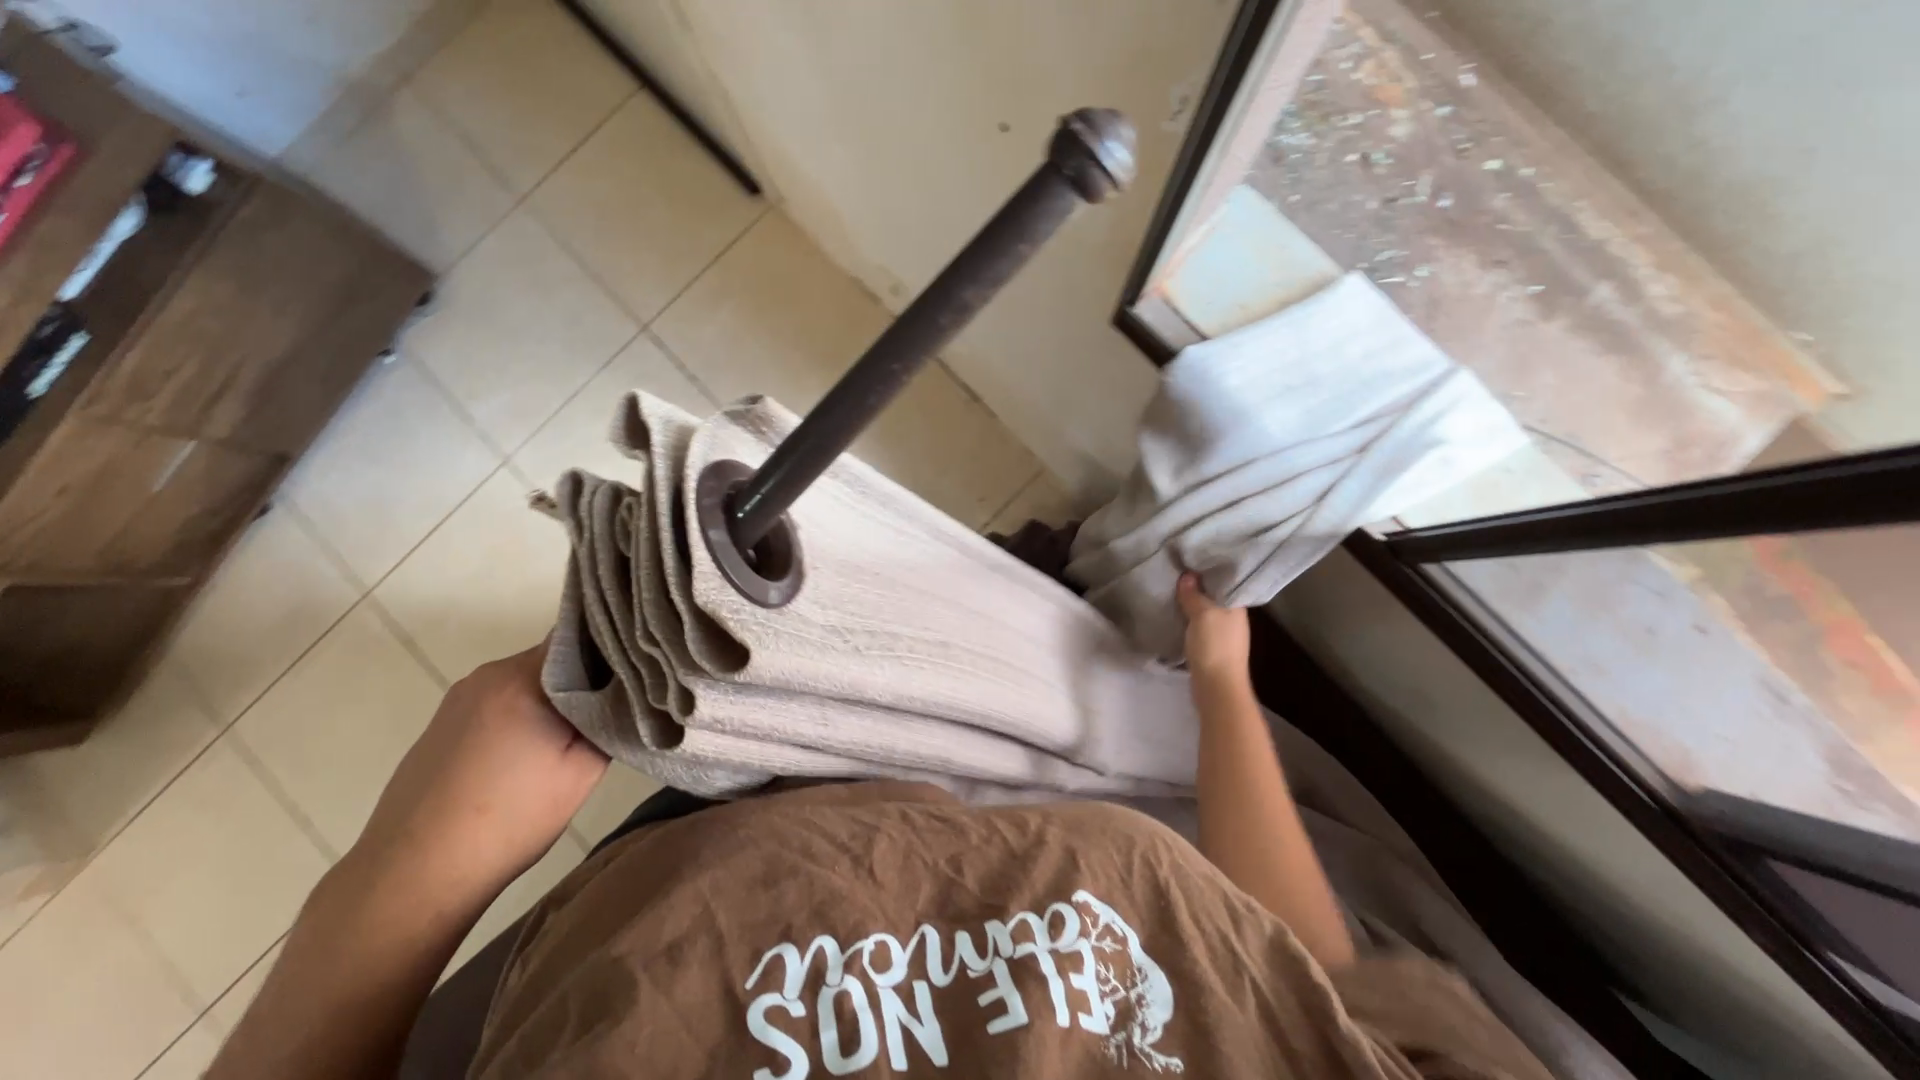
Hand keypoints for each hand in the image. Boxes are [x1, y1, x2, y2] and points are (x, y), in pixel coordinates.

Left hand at [345, 643, 607, 905]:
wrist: (416, 872)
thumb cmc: (511, 820)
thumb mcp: (582, 771)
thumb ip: (609, 718)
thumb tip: (623, 690)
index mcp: (522, 678)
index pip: (581, 635)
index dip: (613, 649)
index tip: (636, 673)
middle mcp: (487, 674)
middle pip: (553, 657)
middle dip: (585, 678)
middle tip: (611, 713)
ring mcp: (460, 697)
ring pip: (526, 681)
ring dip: (552, 699)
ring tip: (571, 740)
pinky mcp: (444, 722)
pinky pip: (499, 701)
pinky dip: (522, 716)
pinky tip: (529, 756)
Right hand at [1177, 572, 1249, 683]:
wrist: (1217, 687)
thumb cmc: (1214, 646)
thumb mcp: (1202, 615)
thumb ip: (1194, 595)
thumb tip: (1186, 576)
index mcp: (1236, 607)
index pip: (1223, 581)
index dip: (1206, 571)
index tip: (1187, 561)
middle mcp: (1233, 619)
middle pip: (1213, 597)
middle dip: (1196, 588)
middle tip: (1173, 575)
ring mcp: (1223, 635)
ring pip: (1205, 612)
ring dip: (1190, 605)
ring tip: (1170, 592)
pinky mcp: (1212, 649)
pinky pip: (1198, 627)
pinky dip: (1188, 621)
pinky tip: (1174, 617)